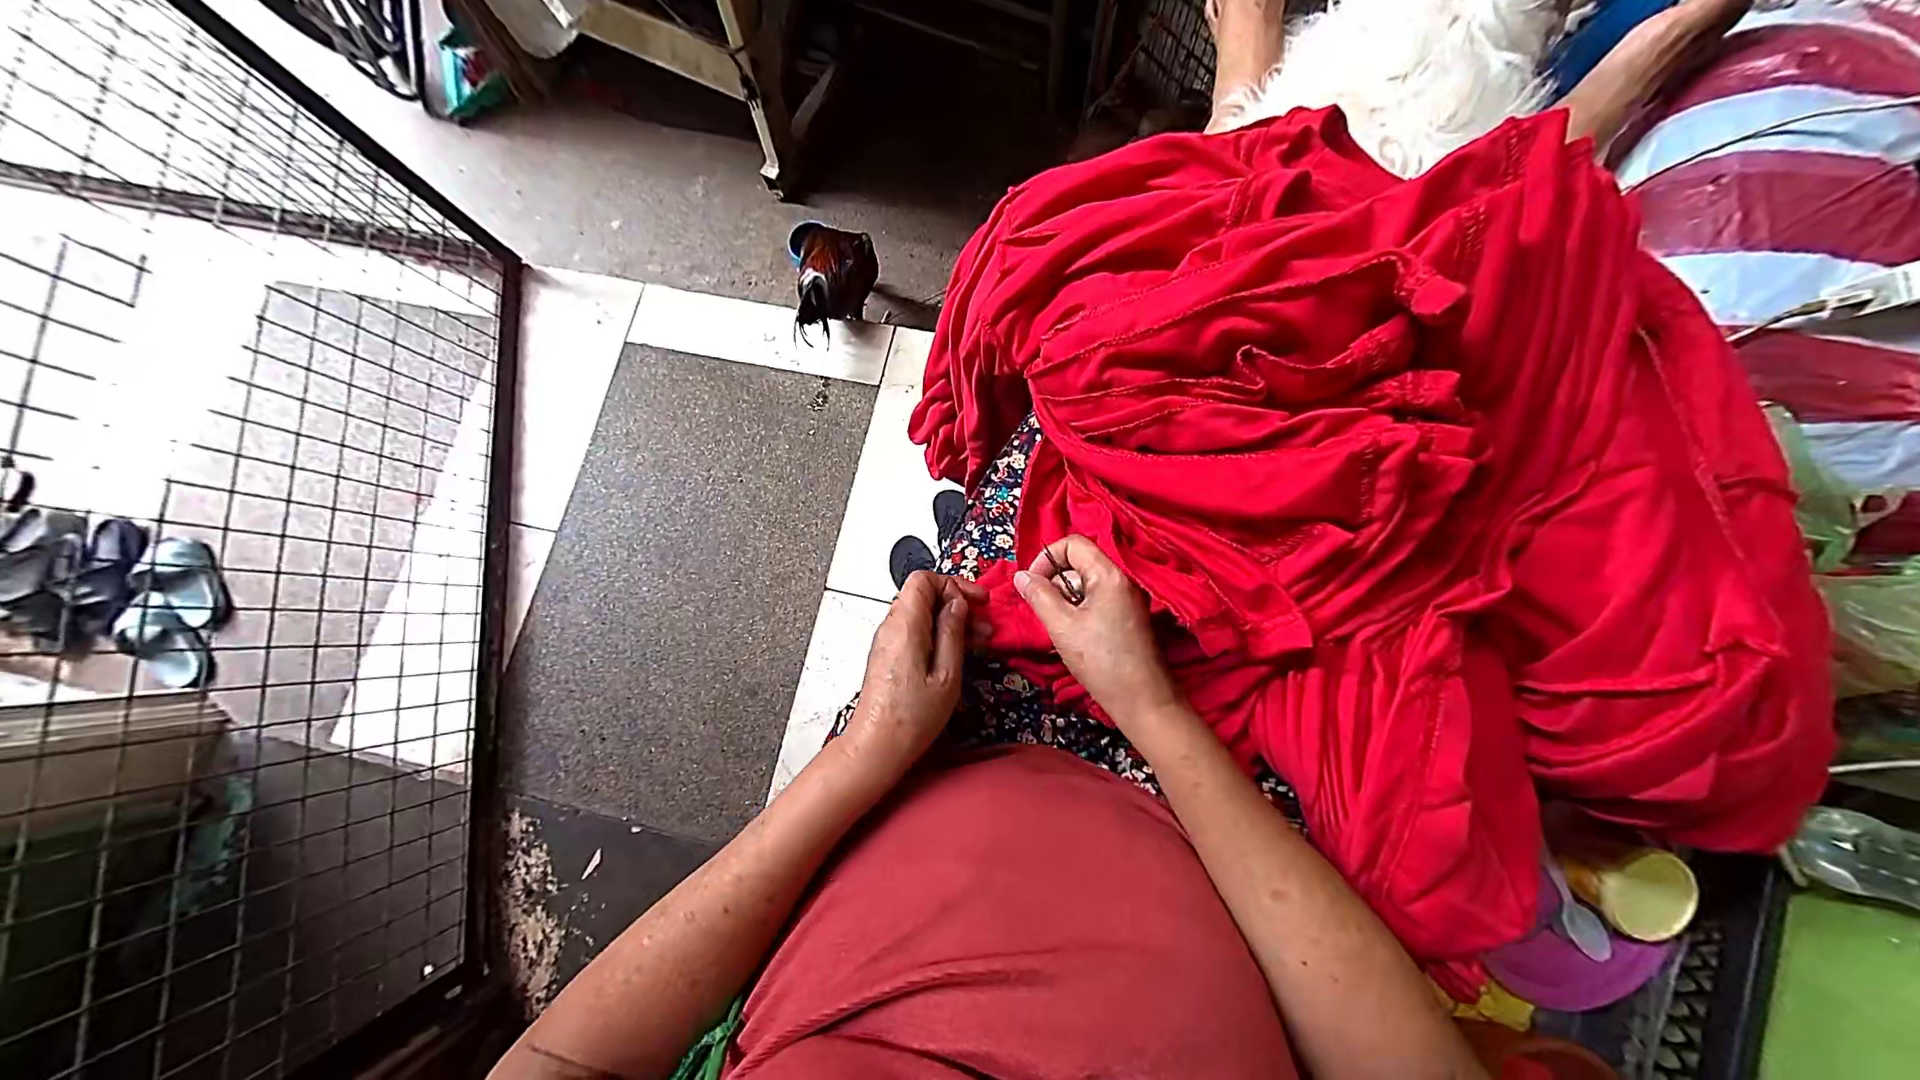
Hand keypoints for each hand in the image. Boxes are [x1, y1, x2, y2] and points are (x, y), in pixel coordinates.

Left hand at [842, 571, 986, 777]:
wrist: (876, 746)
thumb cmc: (910, 717)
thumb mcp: (946, 674)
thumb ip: (953, 632)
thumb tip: (958, 604)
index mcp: (905, 625)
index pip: (924, 579)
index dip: (954, 584)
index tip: (978, 600)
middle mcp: (891, 627)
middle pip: (924, 594)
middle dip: (957, 602)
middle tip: (984, 622)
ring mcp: (888, 640)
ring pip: (922, 612)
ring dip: (951, 619)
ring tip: (978, 639)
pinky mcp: (889, 654)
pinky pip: (915, 630)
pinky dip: (939, 633)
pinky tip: (958, 651)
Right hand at [1012, 535, 1182, 730]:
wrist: (1143, 701)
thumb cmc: (1102, 662)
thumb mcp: (1062, 626)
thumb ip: (1038, 596)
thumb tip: (1021, 576)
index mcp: (1110, 574)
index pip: (1073, 543)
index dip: (1047, 558)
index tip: (1033, 584)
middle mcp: (1123, 579)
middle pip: (1079, 561)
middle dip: (1055, 580)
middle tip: (1044, 608)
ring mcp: (1128, 598)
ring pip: (1086, 582)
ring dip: (1065, 597)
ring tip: (1060, 626)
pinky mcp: (1128, 615)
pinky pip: (1097, 598)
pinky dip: (1079, 609)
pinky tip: (1075, 634)